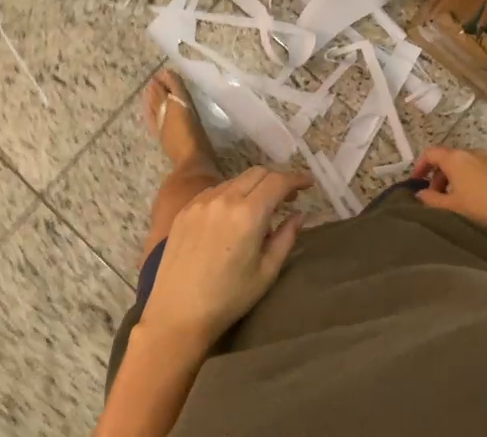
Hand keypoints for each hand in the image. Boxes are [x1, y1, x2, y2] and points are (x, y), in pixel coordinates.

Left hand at [139, 167, 311, 351]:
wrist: (177, 313)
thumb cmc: (228, 298)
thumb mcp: (266, 272)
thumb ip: (286, 238)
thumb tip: (299, 214)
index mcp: (248, 214)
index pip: (278, 181)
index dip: (296, 178)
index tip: (308, 184)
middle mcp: (224, 199)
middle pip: (257, 173)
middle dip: (277, 179)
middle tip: (289, 196)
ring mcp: (201, 202)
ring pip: (235, 180)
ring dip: (253, 186)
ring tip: (261, 208)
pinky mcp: (185, 209)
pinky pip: (214, 191)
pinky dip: (231, 194)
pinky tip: (233, 215)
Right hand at [411, 146, 486, 240]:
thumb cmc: (482, 209)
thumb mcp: (452, 208)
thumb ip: (431, 200)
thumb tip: (419, 194)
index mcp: (456, 158)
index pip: (431, 154)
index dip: (420, 166)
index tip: (416, 182)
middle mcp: (473, 152)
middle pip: (449, 159)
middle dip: (439, 176)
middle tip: (436, 197)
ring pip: (467, 165)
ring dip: (457, 179)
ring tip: (457, 201)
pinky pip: (482, 170)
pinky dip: (473, 180)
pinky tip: (479, 201)